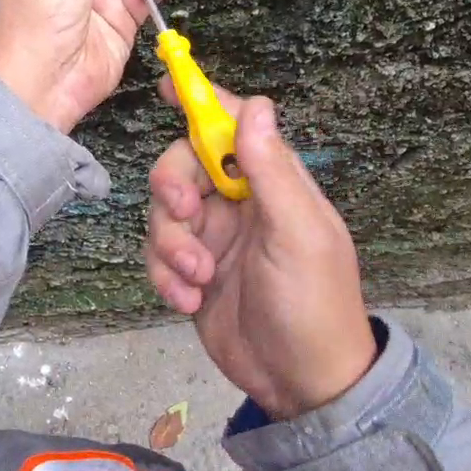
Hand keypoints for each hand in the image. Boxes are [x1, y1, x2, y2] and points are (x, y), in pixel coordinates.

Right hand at [145, 82, 376, 418]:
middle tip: (185, 217)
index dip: (202, 101)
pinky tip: (187, 301)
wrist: (301, 386)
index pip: (234, 125)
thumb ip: (272, 170)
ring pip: (162, 212)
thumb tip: (256, 106)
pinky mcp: (189, 271)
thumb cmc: (314, 304)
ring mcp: (211, 236)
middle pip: (181, 165)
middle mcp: (237, 202)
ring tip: (197, 279)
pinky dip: (165, 275)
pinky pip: (157, 254)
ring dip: (171, 245)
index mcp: (271, 183)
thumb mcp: (298, 235)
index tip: (167, 85)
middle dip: (173, 188)